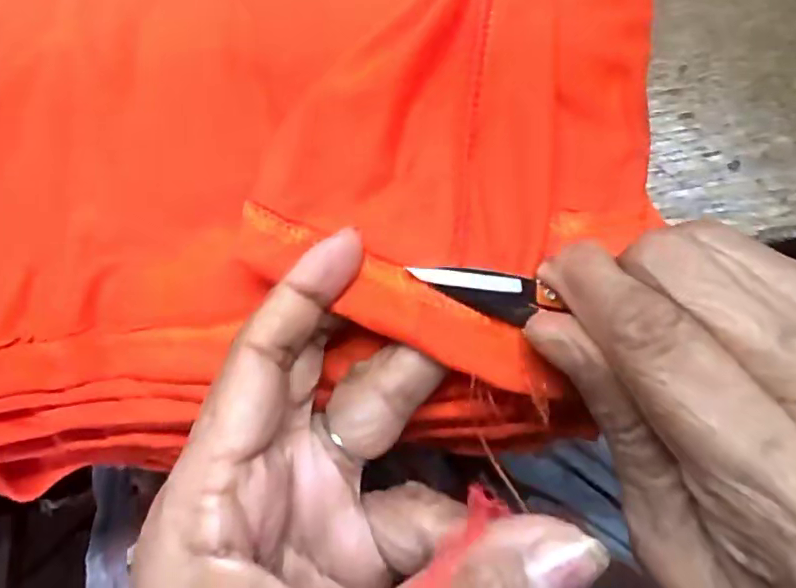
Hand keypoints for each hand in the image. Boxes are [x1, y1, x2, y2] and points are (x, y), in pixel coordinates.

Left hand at [133, 227, 611, 587]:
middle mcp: (269, 487)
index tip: (351, 241)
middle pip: (336, 380)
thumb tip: (574, 547)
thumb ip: (455, 579)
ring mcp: (316, 525)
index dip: (303, 291)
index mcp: (220, 487)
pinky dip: (466, 518)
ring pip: (388, 444)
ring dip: (447, 415)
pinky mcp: (352, 565)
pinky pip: (416, 519)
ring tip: (508, 374)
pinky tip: (520, 523)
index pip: (261, 358)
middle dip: (398, 334)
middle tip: (459, 296)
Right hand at [524, 222, 795, 587]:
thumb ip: (619, 423)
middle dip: (628, 271)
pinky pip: (779, 260)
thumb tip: (550, 324)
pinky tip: (735, 327)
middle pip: (697, 275)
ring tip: (669, 316)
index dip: (596, 292)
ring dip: (676, 271)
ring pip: (732, 249)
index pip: (667, 348)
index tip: (551, 268)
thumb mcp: (680, 549)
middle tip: (602, 302)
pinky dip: (730, 281)